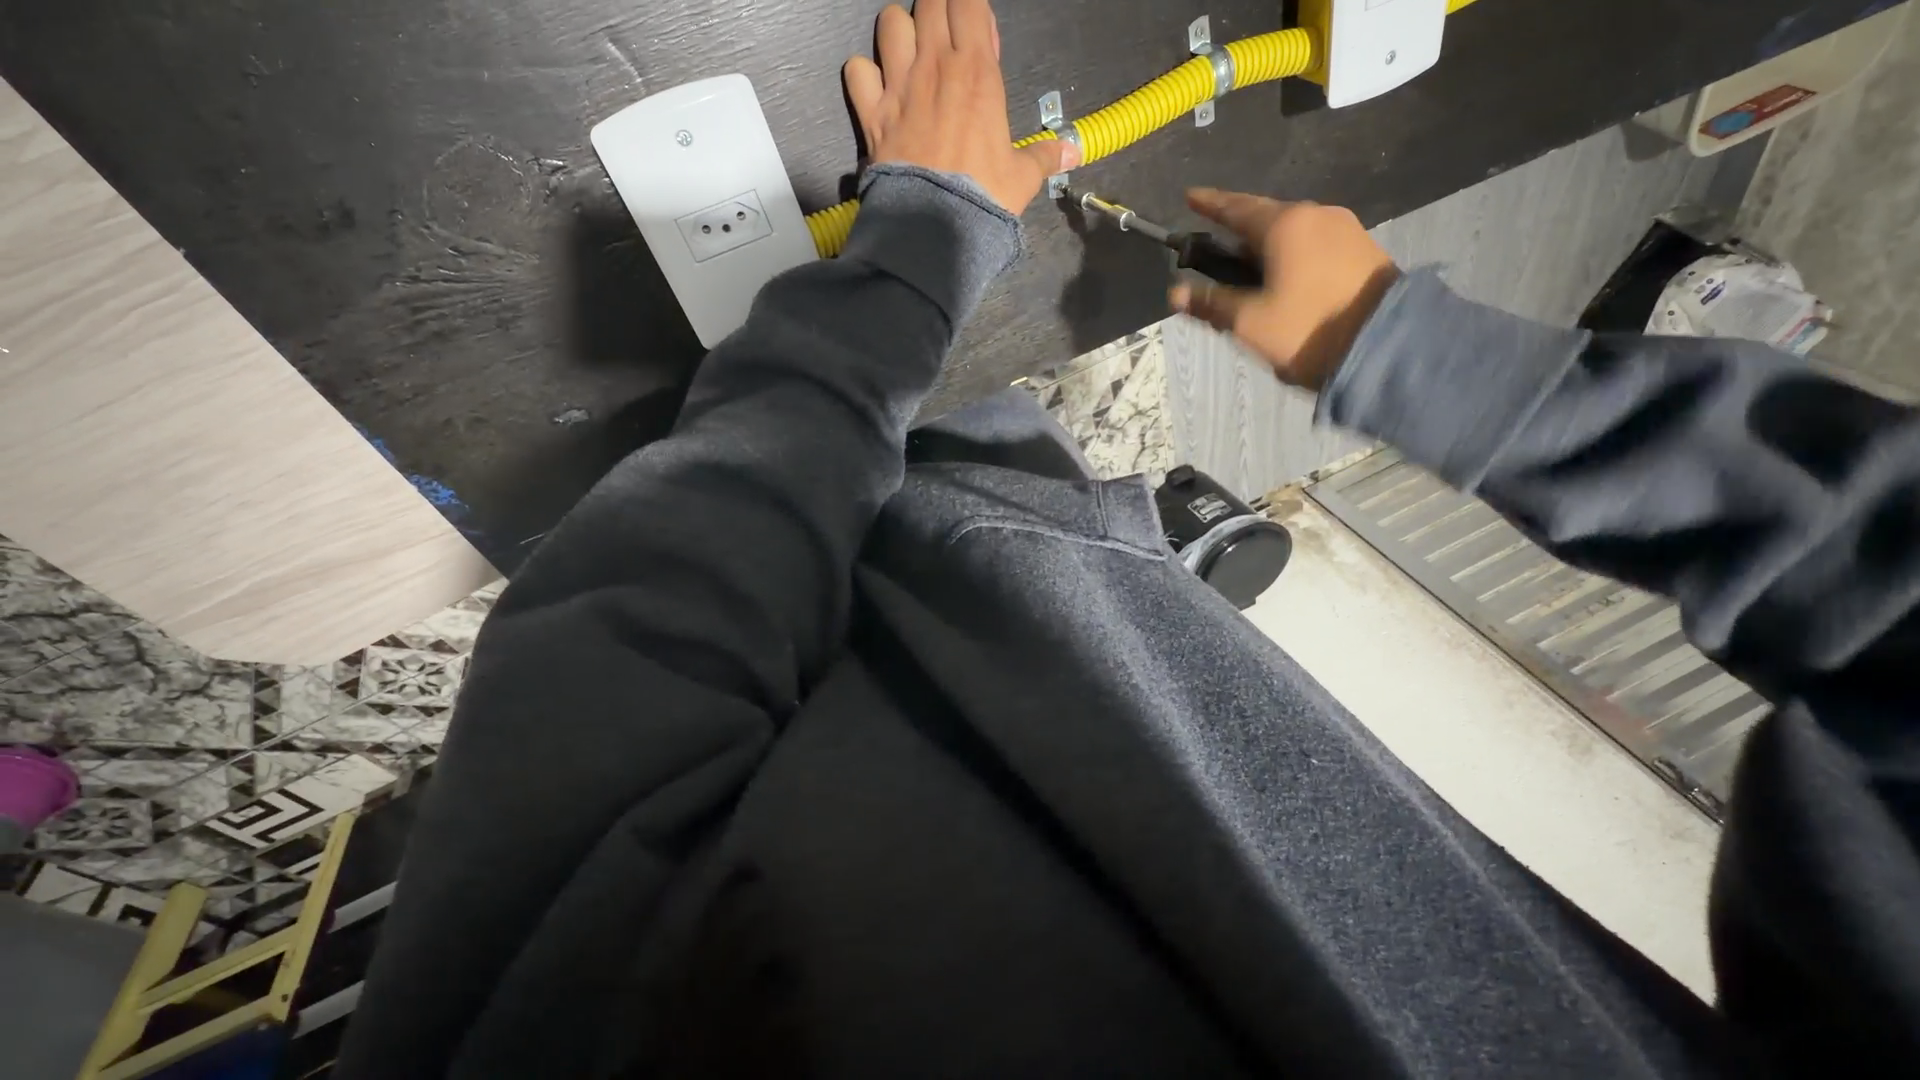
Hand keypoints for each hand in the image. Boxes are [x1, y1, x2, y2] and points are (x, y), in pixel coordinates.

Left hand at [844, 0, 1079, 215]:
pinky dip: (864, 73)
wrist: (935, 226)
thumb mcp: (1022, 177)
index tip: (978, 32)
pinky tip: (877, 88)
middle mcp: (935, 66)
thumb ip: (1045, 156)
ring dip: (901, 31)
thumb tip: (1072, 152)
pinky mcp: (871, 112)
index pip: (969, 2)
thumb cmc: (983, 197)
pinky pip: (856, 69)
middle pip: (930, 1)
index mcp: (977, 70)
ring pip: (890, 22)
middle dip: (939, 9)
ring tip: (910, 54)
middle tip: (947, 34)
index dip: (972, 7)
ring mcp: (898, 86)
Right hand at [1170, 189, 1400, 390]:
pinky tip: (1284, 273)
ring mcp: (1345, 229)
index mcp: (1284, 224)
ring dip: (1266, 243)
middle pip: (1266, 216)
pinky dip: (1291, 252)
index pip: (1236, 208)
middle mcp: (1316, 214)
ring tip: (1248, 265)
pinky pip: (1314, 242)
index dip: (1209, 205)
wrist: (1386, 345)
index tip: (1189, 197)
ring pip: (1293, 229)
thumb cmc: (1307, 328)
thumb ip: (1211, 303)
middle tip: (1215, 240)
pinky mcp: (1363, 249)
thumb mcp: (1250, 322)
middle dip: (1238, 227)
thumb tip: (1175, 293)